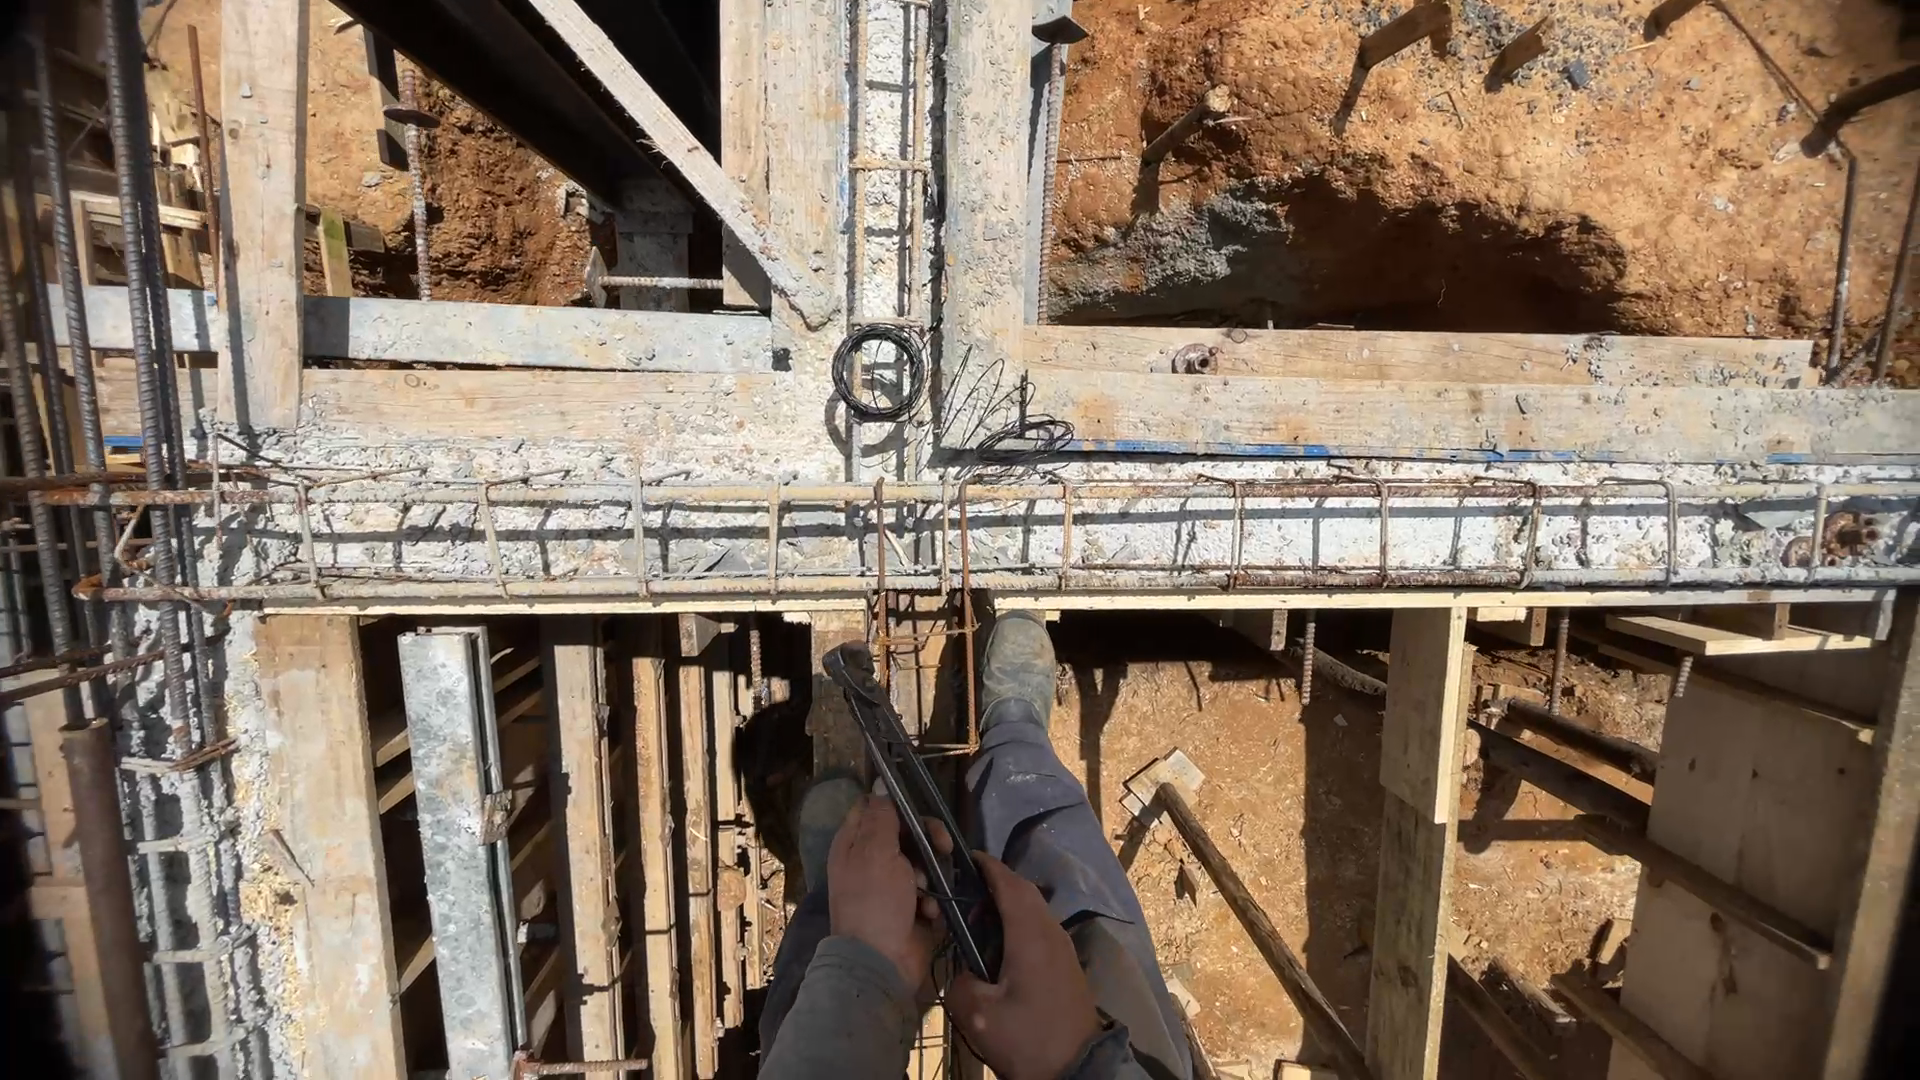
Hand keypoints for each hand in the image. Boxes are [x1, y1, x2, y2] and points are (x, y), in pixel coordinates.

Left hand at [826, 794, 949, 989]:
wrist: (882, 965)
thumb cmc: (875, 902)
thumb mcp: (875, 851)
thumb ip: (881, 816)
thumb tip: (881, 786)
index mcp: (854, 844)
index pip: (875, 808)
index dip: (898, 806)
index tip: (917, 814)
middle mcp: (870, 861)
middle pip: (906, 832)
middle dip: (926, 839)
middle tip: (941, 846)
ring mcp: (892, 886)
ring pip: (923, 860)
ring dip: (931, 873)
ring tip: (927, 888)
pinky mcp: (912, 908)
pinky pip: (931, 890)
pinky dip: (932, 899)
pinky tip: (929, 911)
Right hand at [948, 853, 1102, 1079]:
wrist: (1079, 1073)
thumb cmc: (1030, 1038)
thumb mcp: (980, 1018)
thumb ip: (959, 984)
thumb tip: (963, 973)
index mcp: (1031, 933)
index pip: (1009, 882)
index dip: (988, 866)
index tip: (967, 858)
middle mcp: (1051, 930)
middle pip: (1023, 891)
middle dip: (995, 884)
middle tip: (966, 894)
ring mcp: (1063, 947)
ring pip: (1034, 909)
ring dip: (1008, 906)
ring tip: (979, 922)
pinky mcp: (1067, 964)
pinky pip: (1040, 927)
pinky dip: (1019, 924)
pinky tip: (1001, 949)